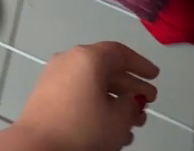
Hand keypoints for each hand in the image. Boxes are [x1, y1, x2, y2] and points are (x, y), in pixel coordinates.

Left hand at [11, 41, 159, 150]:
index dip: (140, 64)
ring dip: (115, 98)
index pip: (118, 52)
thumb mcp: (117, 120)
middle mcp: (69, 59)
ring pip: (92, 82)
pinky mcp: (48, 92)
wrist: (39, 144)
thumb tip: (132, 100)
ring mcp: (56, 74)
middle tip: (149, 101)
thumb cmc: (83, 128)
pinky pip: (79, 91)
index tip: (155, 76)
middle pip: (105, 67)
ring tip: (135, 120)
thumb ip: (130, 106)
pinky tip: (111, 126)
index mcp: (87, 57)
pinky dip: (97, 103)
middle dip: (129, 85)